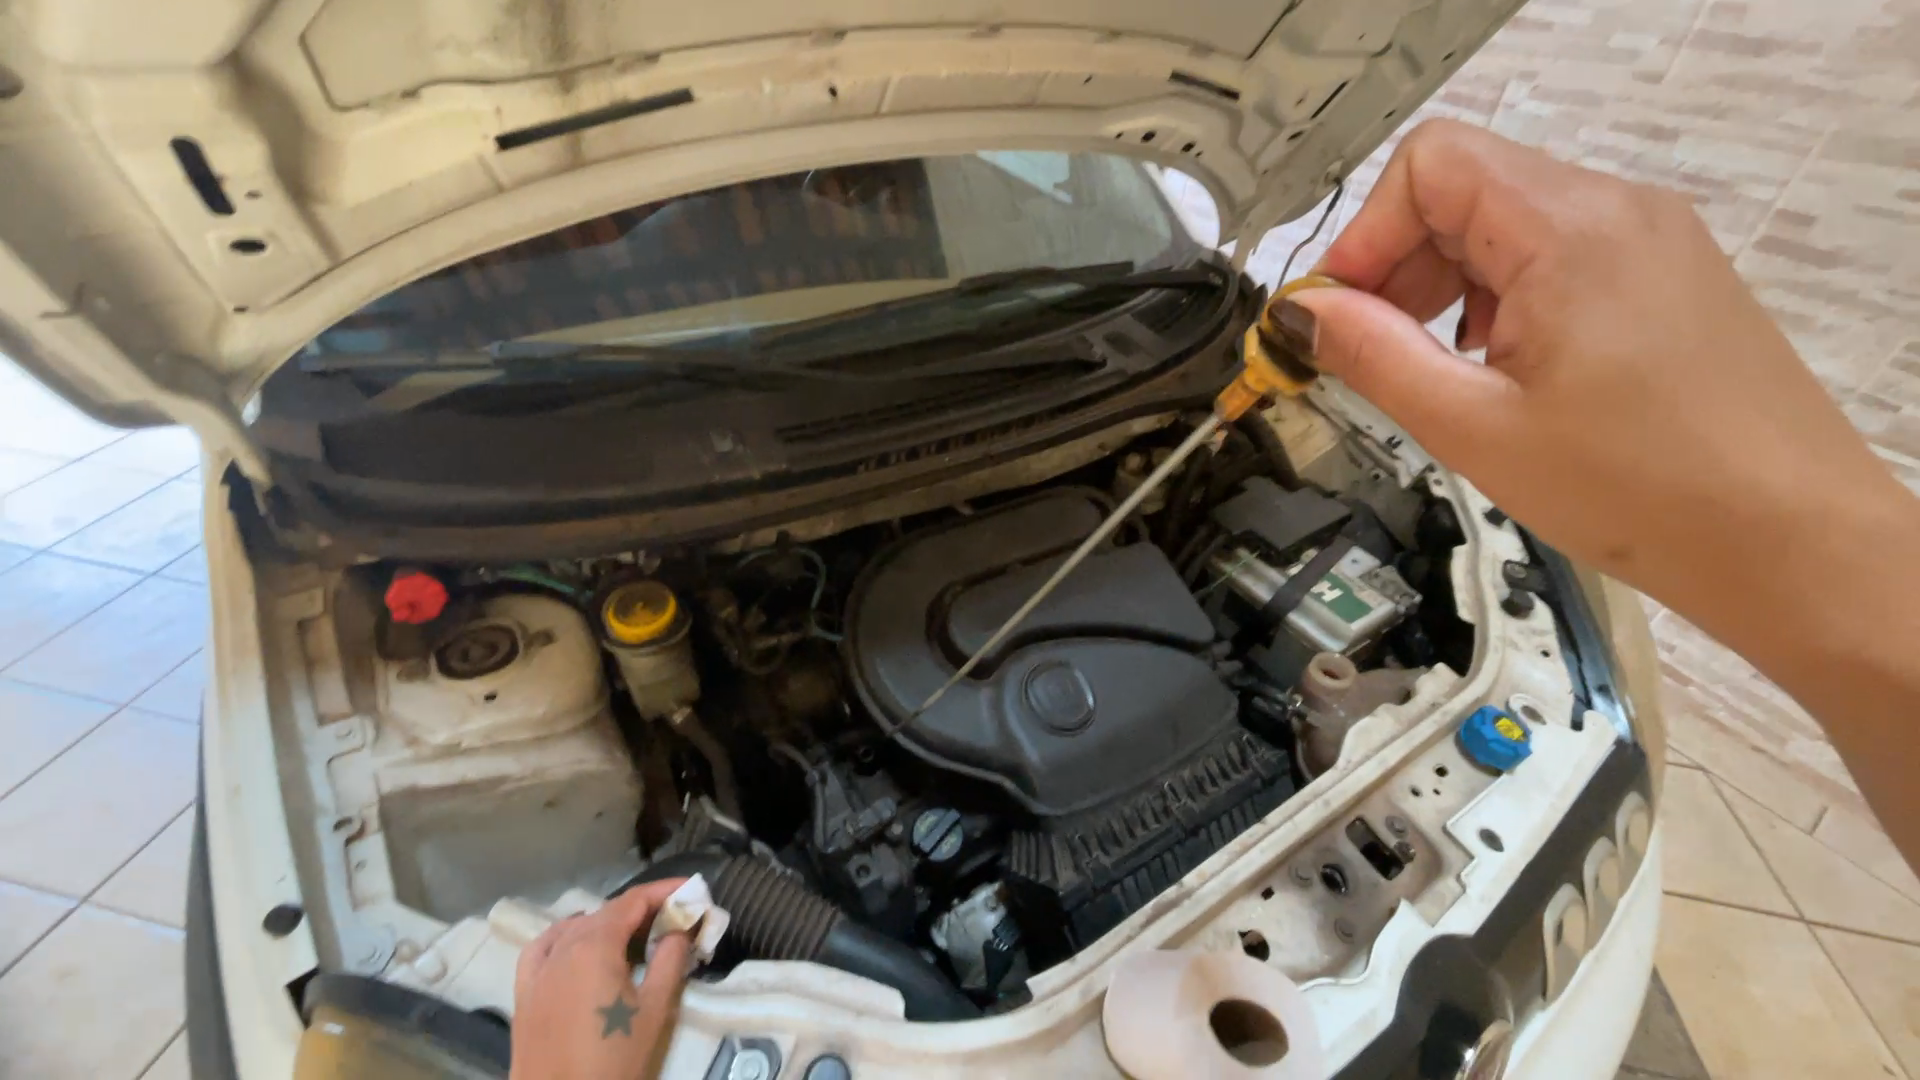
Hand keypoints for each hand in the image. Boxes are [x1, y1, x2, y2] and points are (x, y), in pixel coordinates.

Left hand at [510, 879, 693, 1079]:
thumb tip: (681, 927)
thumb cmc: (614, 1062)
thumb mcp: (656, 1009)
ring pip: (577, 926)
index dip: (664, 890)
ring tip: (636, 934)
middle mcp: (564, 948)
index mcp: (596, 946)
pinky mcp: (524, 995)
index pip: (634, 901)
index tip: (692, 889)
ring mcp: (539, 971)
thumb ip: (671, 957)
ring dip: (609, 921)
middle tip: (675, 917)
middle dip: (643, 908)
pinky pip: (542, 948)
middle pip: (607, 911)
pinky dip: (563, 935)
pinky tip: (577, 942)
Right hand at [1288, 119, 1901, 608]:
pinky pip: (1544, 258)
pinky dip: (1487, 302)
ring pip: (1499, 226)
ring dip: (1435, 288)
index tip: (1337, 316)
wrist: (1787, 540)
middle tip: (1365, 354)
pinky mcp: (1657, 278)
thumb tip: (1298, 312)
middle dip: (1391, 266)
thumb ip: (1372, 354)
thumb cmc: (1624, 486)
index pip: (1430, 165)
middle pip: (1461, 191)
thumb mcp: (1469, 424)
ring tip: (1427, 369)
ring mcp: (1644, 240)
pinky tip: (1489, 369)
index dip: (1364, 234)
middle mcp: (1614, 209)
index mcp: (1569, 229)